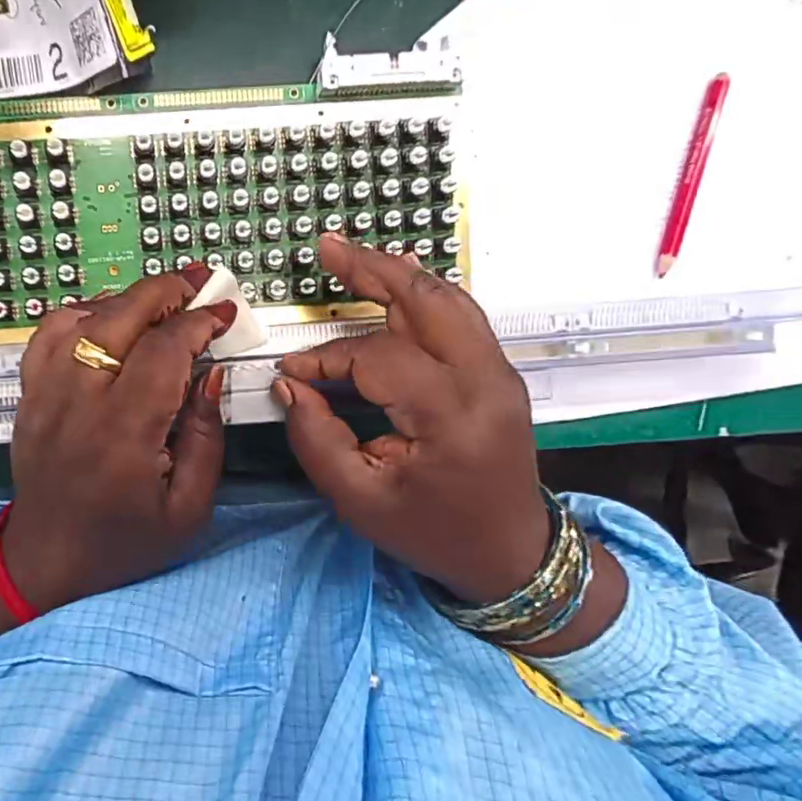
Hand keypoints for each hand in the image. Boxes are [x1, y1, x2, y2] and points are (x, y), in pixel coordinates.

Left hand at [0, 264, 235, 633]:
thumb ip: (205, 435)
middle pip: (119, 319)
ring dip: (125, 298)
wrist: (47, 561)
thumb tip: (209, 372)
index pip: (162, 351)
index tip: (221, 312)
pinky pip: (47, 336)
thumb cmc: (123, 543)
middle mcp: (78, 405)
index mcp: (124, 436)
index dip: (197, 322)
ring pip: (81, 319)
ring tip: (159, 297)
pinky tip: (107, 316)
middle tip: (196, 283)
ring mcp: (44, 396)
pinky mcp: (28, 397)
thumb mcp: (188, 508)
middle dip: (165, 290)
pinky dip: (80, 313)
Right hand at [273, 235, 548, 604]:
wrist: (511, 554)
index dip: (325, 360)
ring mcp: (498, 374)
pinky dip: (423, 293)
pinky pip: (459, 317)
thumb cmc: (432, 533)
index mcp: (450, 418)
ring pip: (448, 301)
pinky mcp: (497, 375)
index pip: (377, 358)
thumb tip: (291, 387)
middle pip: (427, 302)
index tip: (290, 376)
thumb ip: (316, 439)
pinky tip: (398, 279)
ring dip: (398, 274)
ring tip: (354, 255)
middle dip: (372, 270)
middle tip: (327, 247)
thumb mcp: (358, 500)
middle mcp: (484, 383)